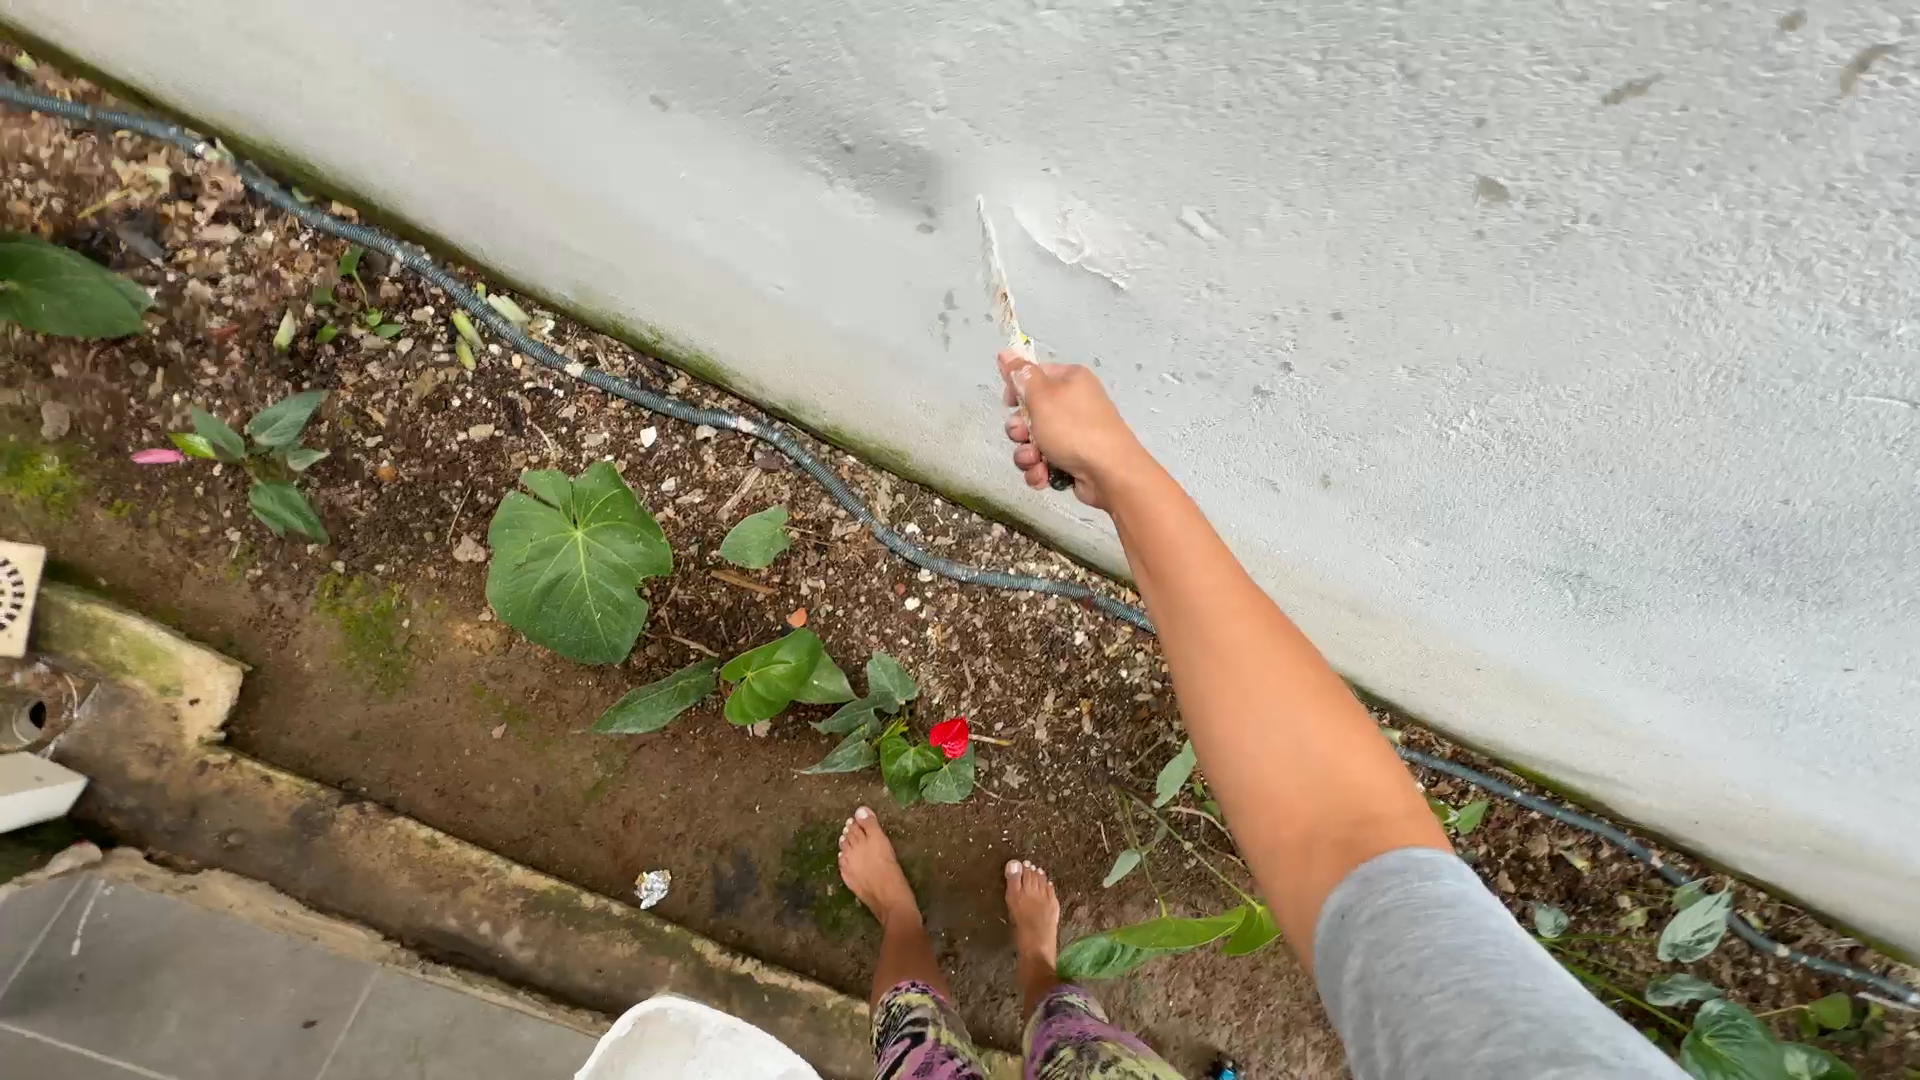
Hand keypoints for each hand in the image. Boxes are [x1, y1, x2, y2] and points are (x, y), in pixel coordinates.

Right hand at [997, 349, 1148, 509]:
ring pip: (1034, 442)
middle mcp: (1073, 404)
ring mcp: (1074, 434)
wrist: (1109, 473)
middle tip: (1023, 437)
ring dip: (1027, 455)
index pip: (1034, 376)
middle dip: (1020, 431)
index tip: (1009, 404)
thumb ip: (1021, 375)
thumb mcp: (1042, 396)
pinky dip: (1040, 471)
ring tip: (1036, 462)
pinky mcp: (1073, 460)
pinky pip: (1044, 462)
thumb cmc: (1073, 428)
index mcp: (1070, 380)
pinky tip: (1044, 477)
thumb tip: (1005, 352)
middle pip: (1030, 413)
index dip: (1017, 390)